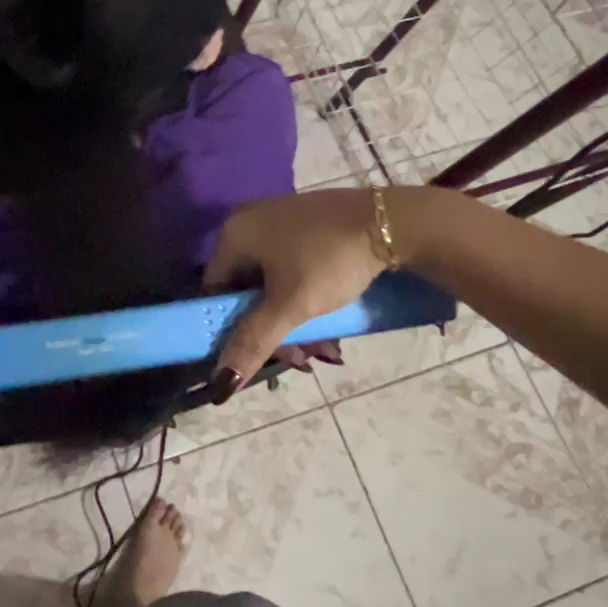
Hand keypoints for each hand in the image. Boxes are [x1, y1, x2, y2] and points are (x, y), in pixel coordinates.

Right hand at [204, 187, 405, 393]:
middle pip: (245, 287)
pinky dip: (302, 294)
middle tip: (297, 356)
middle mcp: (250, 221)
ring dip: (288, 317)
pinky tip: (325, 318)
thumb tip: (220, 386)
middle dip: (267, 327)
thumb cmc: (331, 261)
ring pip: (271, 280)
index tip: (254, 352)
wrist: (393, 223)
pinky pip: (291, 265)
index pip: (214, 288)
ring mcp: (281, 219)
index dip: (228, 325)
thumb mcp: (291, 306)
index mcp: (234, 234)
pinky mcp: (309, 223)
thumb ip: (253, 343)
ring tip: (319, 346)